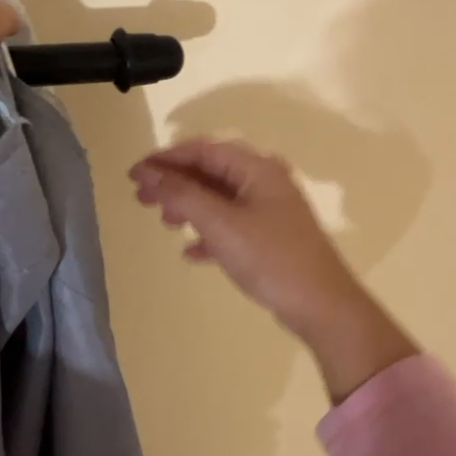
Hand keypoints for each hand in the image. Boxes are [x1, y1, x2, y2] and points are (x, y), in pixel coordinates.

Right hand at [130, 139, 417, 401]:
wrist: (321, 304)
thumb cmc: (270, 259)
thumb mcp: (221, 225)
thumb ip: (182, 196)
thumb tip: (149, 173)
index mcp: (257, 169)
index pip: (203, 151)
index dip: (165, 159)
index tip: (133, 174)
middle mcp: (265, 181)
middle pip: (210, 172)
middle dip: (174, 183)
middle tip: (140, 198)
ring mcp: (270, 210)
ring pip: (219, 199)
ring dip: (189, 207)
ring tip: (164, 223)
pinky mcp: (271, 238)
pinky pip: (231, 226)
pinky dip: (208, 233)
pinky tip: (191, 252)